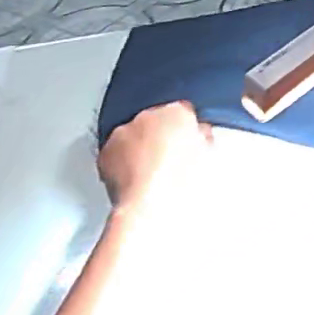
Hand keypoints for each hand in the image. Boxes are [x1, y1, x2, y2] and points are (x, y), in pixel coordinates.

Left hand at [97, 102, 212, 213]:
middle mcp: (148, 116)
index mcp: (178, 112)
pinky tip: (135, 176)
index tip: (187, 138)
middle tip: (170, 156)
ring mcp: (124, 132)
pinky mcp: (106, 151)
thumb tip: (198, 133)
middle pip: (157, 118)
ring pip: (134, 132)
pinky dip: (122, 159)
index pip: (184, 109)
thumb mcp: (207, 156)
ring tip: (152, 170)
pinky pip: (116, 150)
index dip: (187, 125)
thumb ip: (202, 136)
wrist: (150, 206)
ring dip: (140, 145)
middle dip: (162, 134)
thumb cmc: (179, 183)